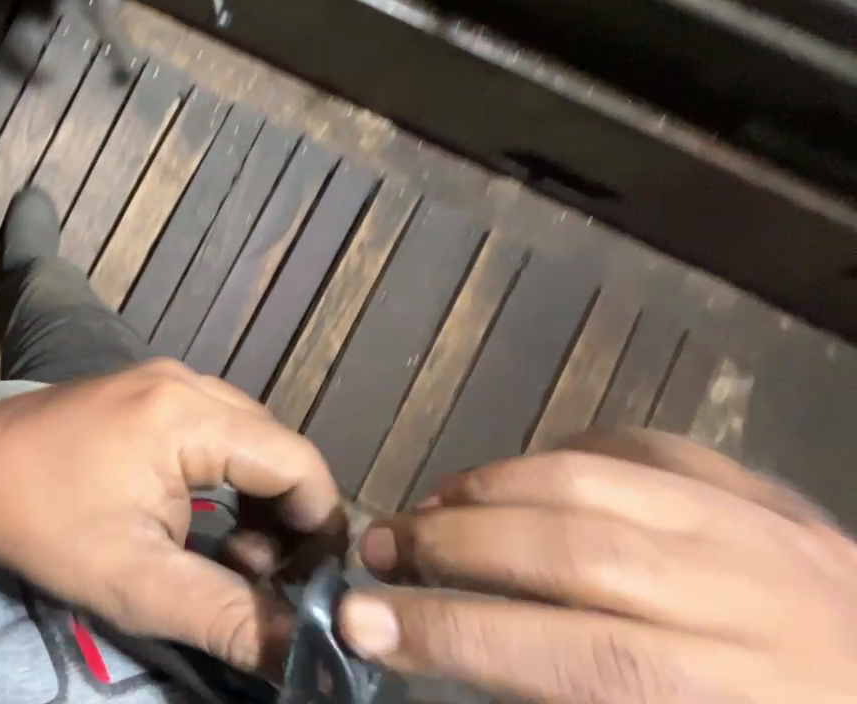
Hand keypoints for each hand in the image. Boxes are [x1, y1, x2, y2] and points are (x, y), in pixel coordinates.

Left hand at [0, 358, 341, 673]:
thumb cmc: (44, 521)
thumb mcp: (139, 582)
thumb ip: (231, 617)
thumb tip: (311, 651)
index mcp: (188, 413)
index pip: (299, 464)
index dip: (317, 531)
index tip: (302, 588)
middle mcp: (180, 381)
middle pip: (274, 446)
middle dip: (284, 517)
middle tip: (252, 575)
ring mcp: (153, 379)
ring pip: (242, 437)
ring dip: (251, 497)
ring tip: (223, 553)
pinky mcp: (134, 391)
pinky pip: (206, 427)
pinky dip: (218, 474)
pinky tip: (193, 518)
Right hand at [340, 428, 856, 703]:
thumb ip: (571, 695)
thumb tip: (440, 648)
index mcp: (752, 698)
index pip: (577, 658)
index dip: (453, 634)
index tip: (358, 620)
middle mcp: (765, 604)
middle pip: (570, 549)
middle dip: (449, 545)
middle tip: (375, 552)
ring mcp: (768, 531)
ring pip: (588, 479)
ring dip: (483, 490)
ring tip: (426, 512)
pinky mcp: (769, 492)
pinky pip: (642, 449)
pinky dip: (561, 457)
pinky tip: (522, 483)